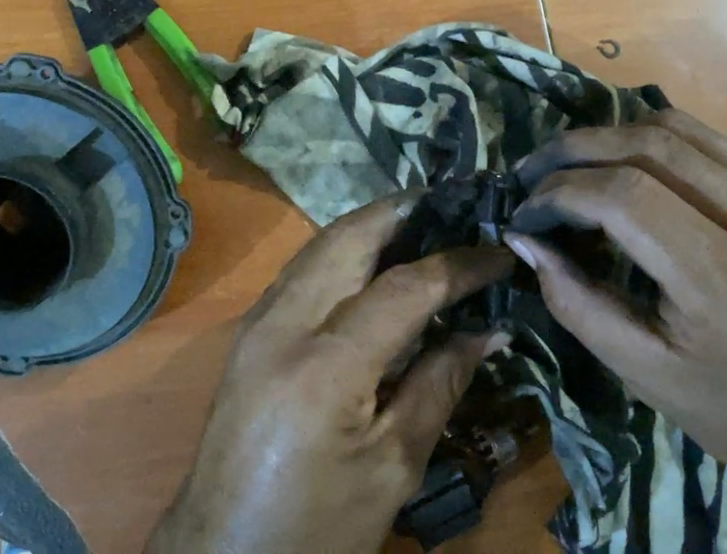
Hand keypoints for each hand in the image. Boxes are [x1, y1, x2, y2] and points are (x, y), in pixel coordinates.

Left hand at [149, 193, 512, 553]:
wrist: (225, 553)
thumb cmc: (319, 527)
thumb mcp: (393, 467)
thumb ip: (439, 385)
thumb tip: (487, 328)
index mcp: (324, 366)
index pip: (403, 287)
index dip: (458, 264)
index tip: (501, 252)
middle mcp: (283, 323)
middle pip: (349, 238)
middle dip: (405, 213)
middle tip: (459, 208)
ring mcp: (257, 321)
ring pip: (320, 245)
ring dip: (373, 226)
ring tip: (427, 223)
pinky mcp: (249, 331)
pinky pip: (303, 269)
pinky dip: (344, 251)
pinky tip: (376, 260)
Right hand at [507, 109, 726, 553]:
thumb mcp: (650, 379)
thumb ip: (578, 304)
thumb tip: (524, 241)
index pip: (624, 196)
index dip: (559, 193)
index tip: (524, 214)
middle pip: (649, 144)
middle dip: (574, 149)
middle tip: (531, 173)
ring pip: (681, 128)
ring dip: (612, 135)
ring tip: (571, 162)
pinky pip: (715, 143)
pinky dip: (656, 141)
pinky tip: (630, 165)